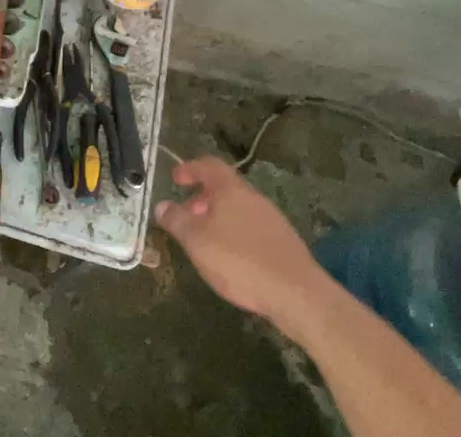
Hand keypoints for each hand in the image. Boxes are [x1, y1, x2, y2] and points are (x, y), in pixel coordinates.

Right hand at [153, 157, 333, 329]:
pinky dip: (235, 232)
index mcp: (231, 191)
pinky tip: (231, 257)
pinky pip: (252, 227)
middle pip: (225, 187)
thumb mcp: (196, 241)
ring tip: (205, 239)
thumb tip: (162, 205)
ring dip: (219, 216)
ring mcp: (273, 220)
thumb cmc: (239, 260)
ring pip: (239, 208)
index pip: (209, 166)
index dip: (190, 168)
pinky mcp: (284, 242)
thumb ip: (176, 220)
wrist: (297, 294)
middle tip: (186, 213)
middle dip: (202, 197)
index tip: (176, 179)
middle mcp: (254, 199)